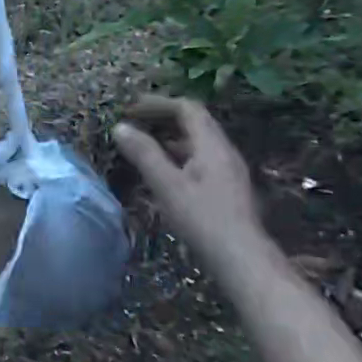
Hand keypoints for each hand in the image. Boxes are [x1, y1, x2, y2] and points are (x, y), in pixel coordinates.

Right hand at [114, 95, 271, 264]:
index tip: (130, 109)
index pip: (188, 109)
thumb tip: (120, 127)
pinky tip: (161, 173)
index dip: (158, 104)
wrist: (240, 258)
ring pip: (196, 144)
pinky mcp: (226, 188)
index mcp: (212, 145)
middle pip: (194, 123)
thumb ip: (144, 154)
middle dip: (162, 119)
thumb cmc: (202, 218)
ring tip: (141, 146)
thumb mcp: (167, 185)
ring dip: (168, 139)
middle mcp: (224, 152)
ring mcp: (228, 171)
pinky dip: (176, 156)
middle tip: (133, 124)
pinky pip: (198, 160)